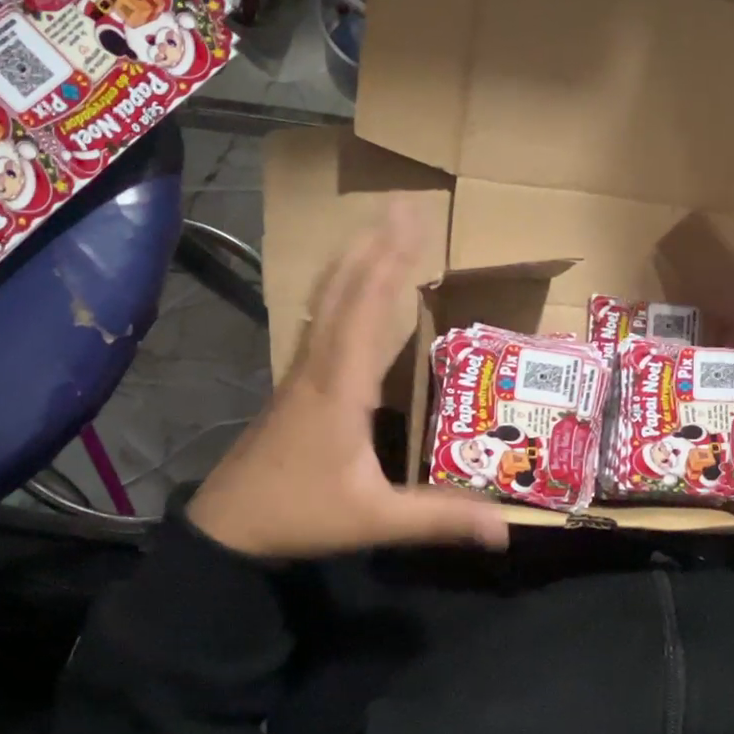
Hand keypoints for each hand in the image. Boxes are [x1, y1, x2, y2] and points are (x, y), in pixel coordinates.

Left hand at [186, 202, 509, 557]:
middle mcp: (317, 366)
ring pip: (325, 301)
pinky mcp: (293, 386)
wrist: (227, 528)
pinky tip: (350, 293)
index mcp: (340, 387)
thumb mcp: (375, 520)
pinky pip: (320, 322)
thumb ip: (439, 519)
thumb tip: (506, 528)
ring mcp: (300, 373)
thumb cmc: (299, 515)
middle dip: (372, 243)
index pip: (367, 308)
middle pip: (341, 289)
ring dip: (352, 261)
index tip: (412, 218)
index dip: (391, 260)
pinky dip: (340, 292)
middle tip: (401, 205)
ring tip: (378, 231)